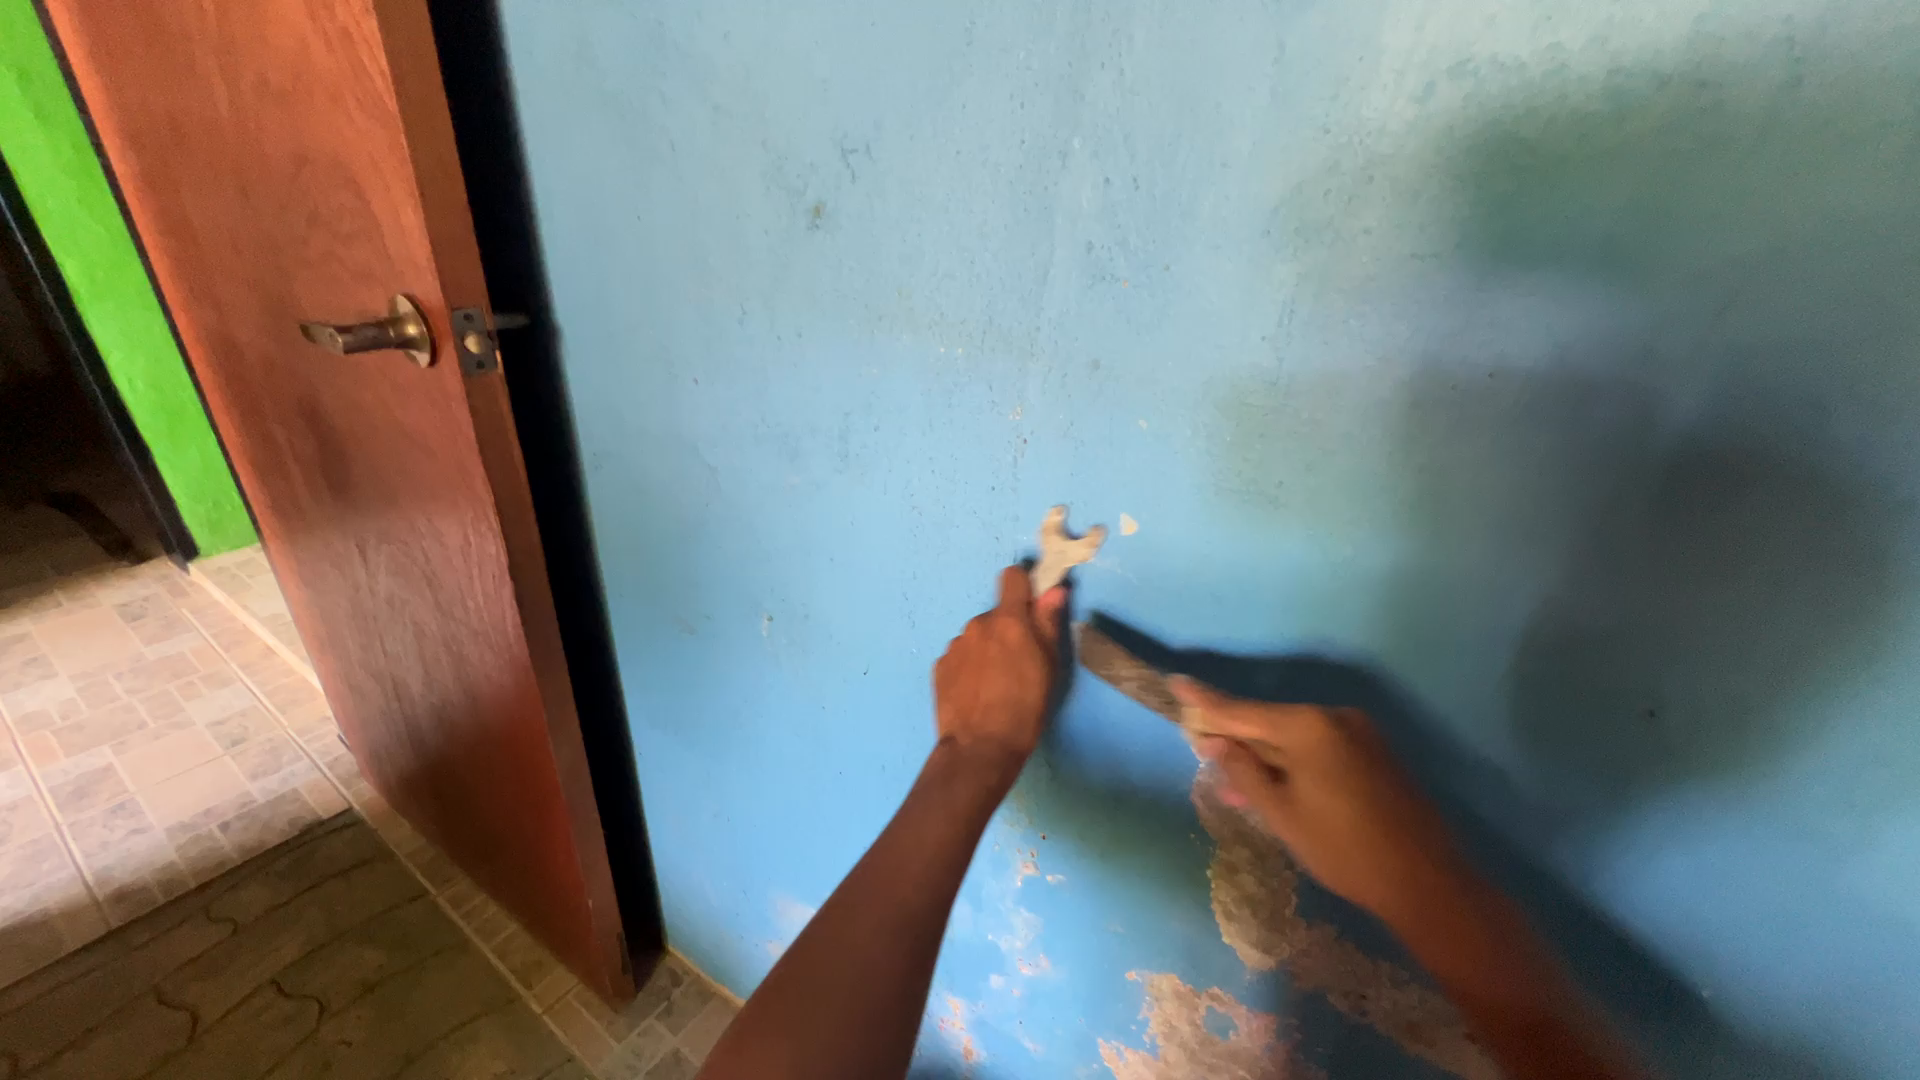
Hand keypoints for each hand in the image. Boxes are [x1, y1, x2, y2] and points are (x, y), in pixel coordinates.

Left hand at [933, 565, 1067, 766]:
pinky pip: (960, 657)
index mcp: (1008, 620)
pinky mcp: (939, 666)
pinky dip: (969, 667)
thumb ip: (1048, 623)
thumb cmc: (1025, 708)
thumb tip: (1054, 589)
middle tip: (1018, 664)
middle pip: (997, 614)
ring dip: (987, 650)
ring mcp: (955, 645)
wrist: (979, 747)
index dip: (1024, 586)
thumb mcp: (1049, 666)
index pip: (1012, 577)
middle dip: (1008, 630)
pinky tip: (976, 694)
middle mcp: (978, 624)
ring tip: (995, 685)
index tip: (1032, 606)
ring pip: (977, 637)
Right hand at [1172, 678, 1470, 923]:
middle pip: (1269, 721)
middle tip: (1204, 751)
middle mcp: (1334, 716)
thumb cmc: (1343, 849)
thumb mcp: (1281, 813)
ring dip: (1265, 756)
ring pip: (1294, 737)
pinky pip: (1319, 747)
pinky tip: (1276, 786)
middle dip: (1237, 738)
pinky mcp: (1374, 752)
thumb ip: (1243, 770)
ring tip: (1238, 785)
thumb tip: (1214, 741)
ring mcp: (1359, 732)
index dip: (1206, 702)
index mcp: (1308, 725)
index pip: (1242, 710)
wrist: (1427, 883)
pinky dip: (1293, 762)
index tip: (1176, 682)